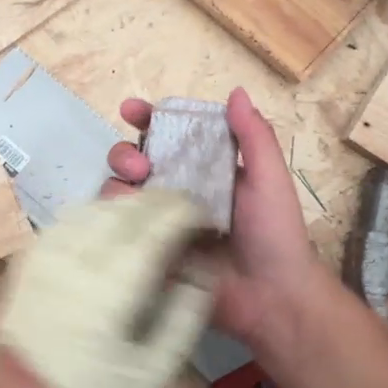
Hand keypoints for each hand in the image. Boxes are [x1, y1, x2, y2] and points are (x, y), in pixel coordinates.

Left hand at [0, 191, 215, 387]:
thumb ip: (185, 313)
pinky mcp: (23, 268)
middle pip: (123, 209)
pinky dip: (92, 217)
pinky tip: (106, 233)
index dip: (185, 211)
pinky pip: (62, 224)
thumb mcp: (156, 372)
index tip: (206, 216)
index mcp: (110, 288)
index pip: (155, 224)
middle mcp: (72, 261)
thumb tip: (202, 268)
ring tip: (150, 223)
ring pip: (91, 209)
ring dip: (125, 208)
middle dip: (159, 204)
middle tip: (184, 218)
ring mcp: (41, 260)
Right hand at [104, 88, 337, 358]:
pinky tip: (123, 216)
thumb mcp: (270, 178)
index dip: (147, 118)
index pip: (168, 134)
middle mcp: (175, 188)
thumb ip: (254, 137)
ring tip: (134, 194)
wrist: (270, 295)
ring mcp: (157, 220)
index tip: (132, 110)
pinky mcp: (146, 250)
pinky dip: (112, 216)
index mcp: (204, 166)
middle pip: (132, 159)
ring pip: (117, 190)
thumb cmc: (275, 233)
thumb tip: (236, 92)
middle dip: (125, 153)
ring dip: (116, 183)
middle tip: (140, 166)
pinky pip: (116, 228)